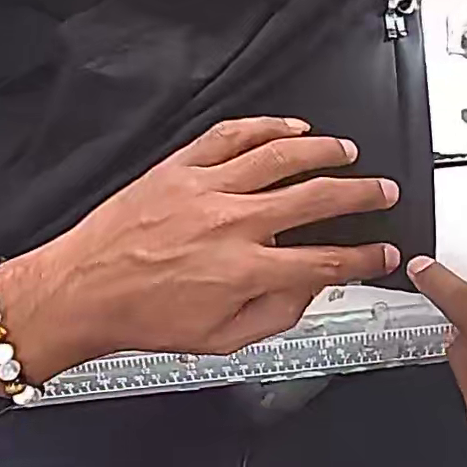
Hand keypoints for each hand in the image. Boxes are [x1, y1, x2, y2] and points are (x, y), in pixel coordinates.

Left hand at [0, 117, 400, 383]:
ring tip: (347, 152)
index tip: (383, 252)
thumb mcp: (220, 340)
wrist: (83, 290)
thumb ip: (276, 315)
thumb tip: (309, 289)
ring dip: (324, 151)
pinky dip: (267, 127)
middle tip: (382, 191)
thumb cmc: (143, 316)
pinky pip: (232, 136)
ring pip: (281, 156)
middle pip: (317, 198)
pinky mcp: (181, 168)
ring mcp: (207, 189)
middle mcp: (233, 225)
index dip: (366, 258)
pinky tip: (290, 127)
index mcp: (245, 272)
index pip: (327, 262)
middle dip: (362, 195)